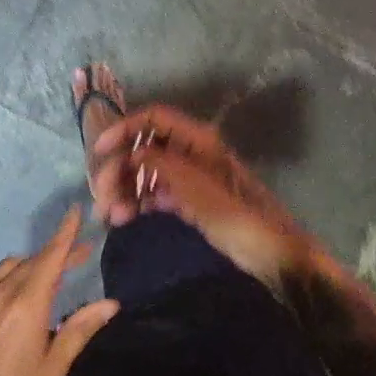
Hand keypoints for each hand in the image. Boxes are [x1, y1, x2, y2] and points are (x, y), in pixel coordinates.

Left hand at [0, 208, 119, 375]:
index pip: (50, 258)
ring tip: (49, 280)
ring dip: (31, 267)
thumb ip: (81, 328)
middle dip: (57, 256)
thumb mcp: (55, 364)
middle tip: (80, 258)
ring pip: (8, 269)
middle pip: (32, 262)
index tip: (75, 212)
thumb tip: (111, 304)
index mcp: (26, 306)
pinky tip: (15, 296)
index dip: (65, 234)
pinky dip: (7, 279)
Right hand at [90, 106, 316, 284]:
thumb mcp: (200, 192)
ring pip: (146, 173)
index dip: (124, 129)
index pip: (153, 119)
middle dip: (119, 170)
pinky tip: (126, 219)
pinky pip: (155, 194)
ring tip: (113, 218)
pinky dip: (138, 203)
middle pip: (144, 148)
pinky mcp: (190, 202)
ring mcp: (190, 179)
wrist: (275, 256)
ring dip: (125, 190)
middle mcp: (192, 154)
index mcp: (199, 142)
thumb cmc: (241, 220)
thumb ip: (165, 166)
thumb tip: (134, 152)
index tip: (99, 153)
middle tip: (104, 201)